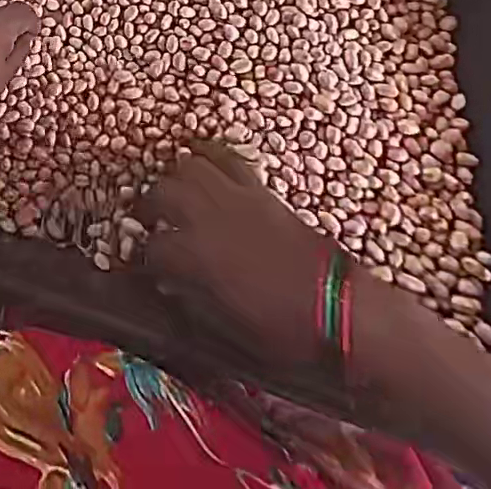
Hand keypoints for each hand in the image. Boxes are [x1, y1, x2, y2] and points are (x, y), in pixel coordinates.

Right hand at [139, 140, 331, 367]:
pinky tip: (208, 172)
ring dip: (176, 180)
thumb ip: (190, 298)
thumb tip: (170, 283)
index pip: (152, 248)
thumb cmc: (284, 329)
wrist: (343, 311)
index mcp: (193, 254)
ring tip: (176, 194)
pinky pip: (227, 160)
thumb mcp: (228, 326)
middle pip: (160, 194)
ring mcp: (233, 198)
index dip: (146, 259)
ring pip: (188, 167)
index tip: (150, 269)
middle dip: (150, 208)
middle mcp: (205, 217)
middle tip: (150, 222)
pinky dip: (212, 161)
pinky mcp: (259, 190)